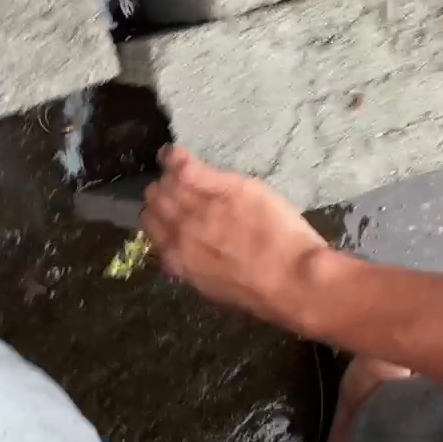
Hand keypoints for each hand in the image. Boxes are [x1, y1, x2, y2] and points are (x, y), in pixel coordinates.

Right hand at [140, 146, 343, 333]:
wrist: (291, 277)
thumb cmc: (261, 288)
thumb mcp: (216, 286)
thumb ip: (192, 266)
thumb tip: (179, 257)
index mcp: (178, 258)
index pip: (151, 226)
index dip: (158, 215)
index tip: (168, 210)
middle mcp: (181, 230)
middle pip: (156, 201)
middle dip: (162, 193)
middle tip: (178, 189)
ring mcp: (199, 207)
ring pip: (167, 183)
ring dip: (170, 176)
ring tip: (182, 172)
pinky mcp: (221, 186)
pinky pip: (184, 166)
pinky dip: (173, 157)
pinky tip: (171, 152)